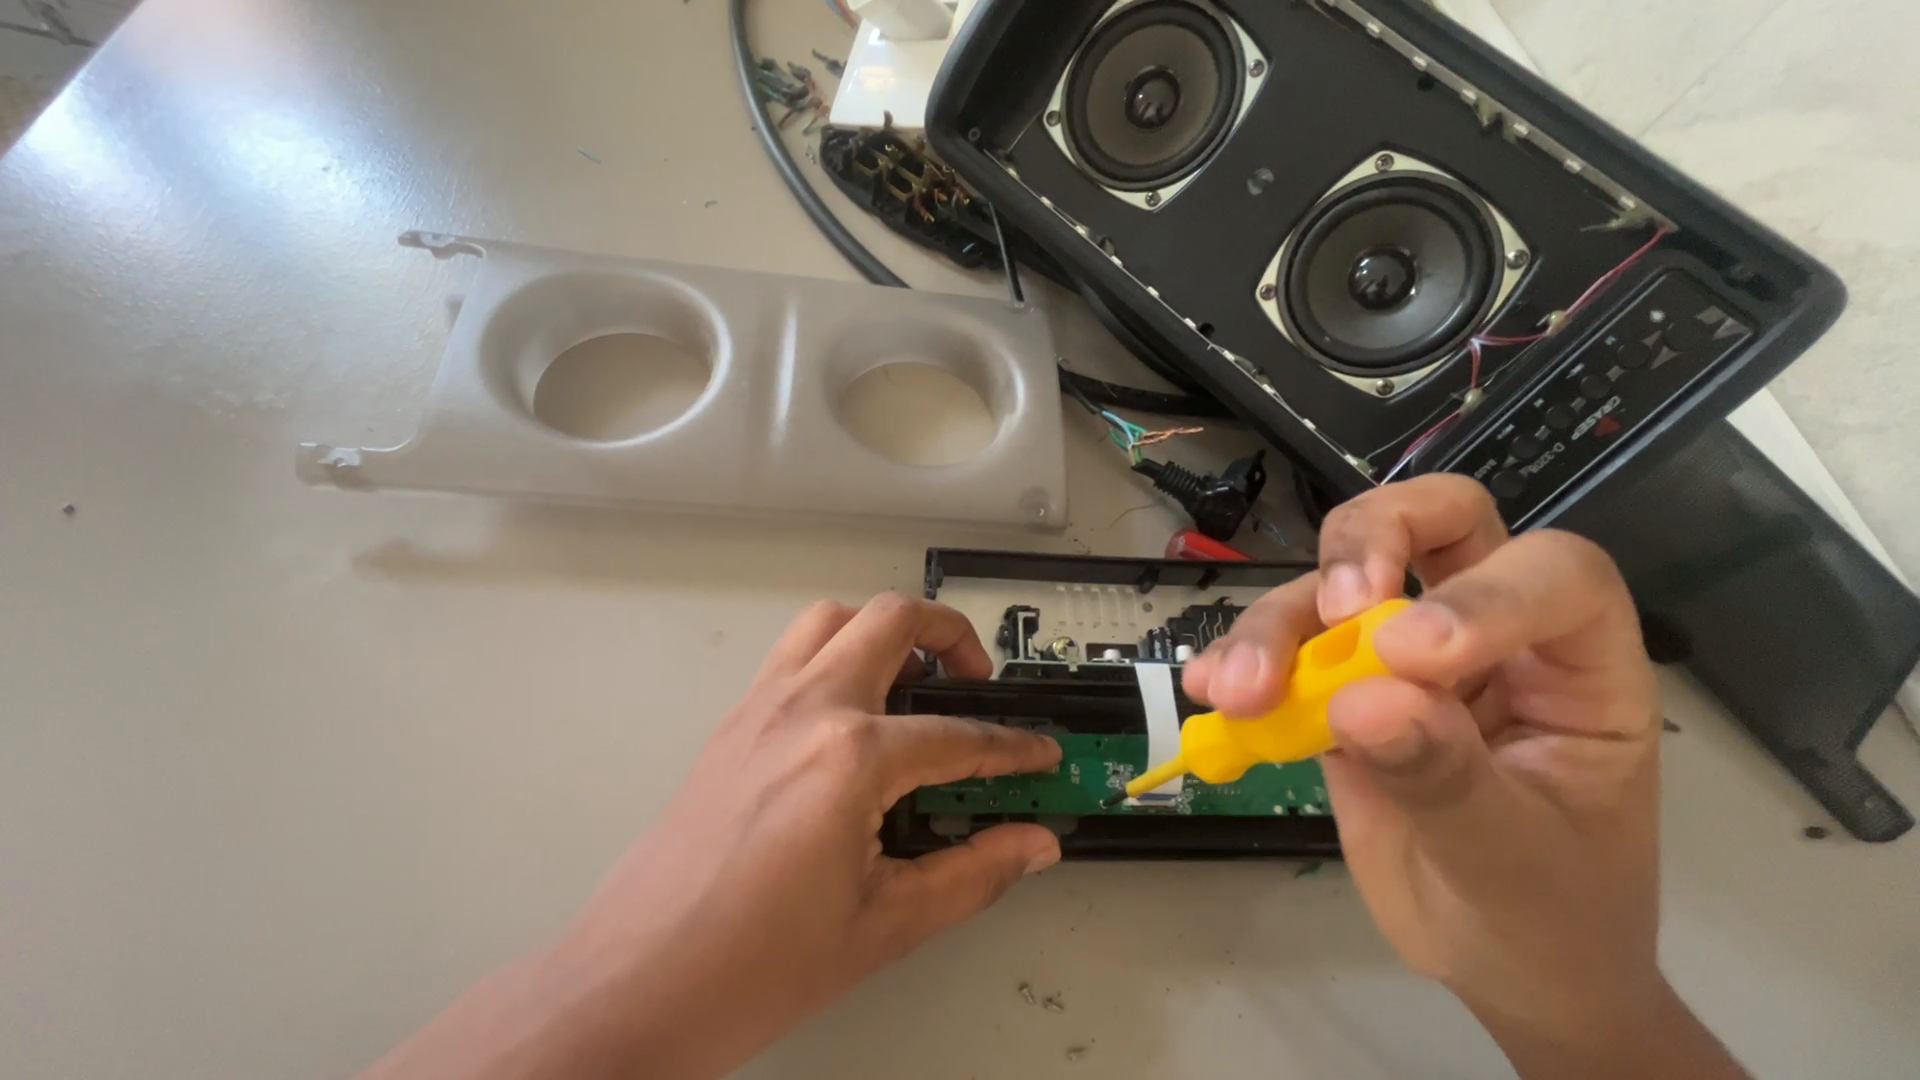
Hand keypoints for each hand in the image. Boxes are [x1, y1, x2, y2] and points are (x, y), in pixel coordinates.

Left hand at [361, 595, 1060, 1079]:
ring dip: (883, 632)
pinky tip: (853, 718)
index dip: (1012, 746)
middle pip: (892, 621)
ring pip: (833, 619)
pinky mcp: (731, 724)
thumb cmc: (755, 966)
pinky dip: (836, 655)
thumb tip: (1034, 844)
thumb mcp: (887, 924)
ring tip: (914, 684)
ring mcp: (760, 707)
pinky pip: (793, 654)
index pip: (958, 735)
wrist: (632, 985)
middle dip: (953, 636)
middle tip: (979, 683)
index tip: (1039, 752)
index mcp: (850, 757)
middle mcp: (805, 708)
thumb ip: (974, 873)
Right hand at [1186, 477, 1740, 1077]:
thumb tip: (1363, 700)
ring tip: (1235, 694)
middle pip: (1437, 524)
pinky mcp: (1335, 684)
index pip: (1553, 579)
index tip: (1413, 660)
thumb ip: (1444, 776)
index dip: (1487, 595)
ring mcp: (1400, 655)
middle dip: (1373, 540)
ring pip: (1331, 588)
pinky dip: (1240, 659)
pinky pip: (1283, 646)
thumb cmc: (1543, 919)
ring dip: (1276, 627)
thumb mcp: (1510, 861)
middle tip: (1333, 606)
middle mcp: (1486, 635)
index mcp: (1575, 667)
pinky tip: (1210, 691)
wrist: (1490, 959)